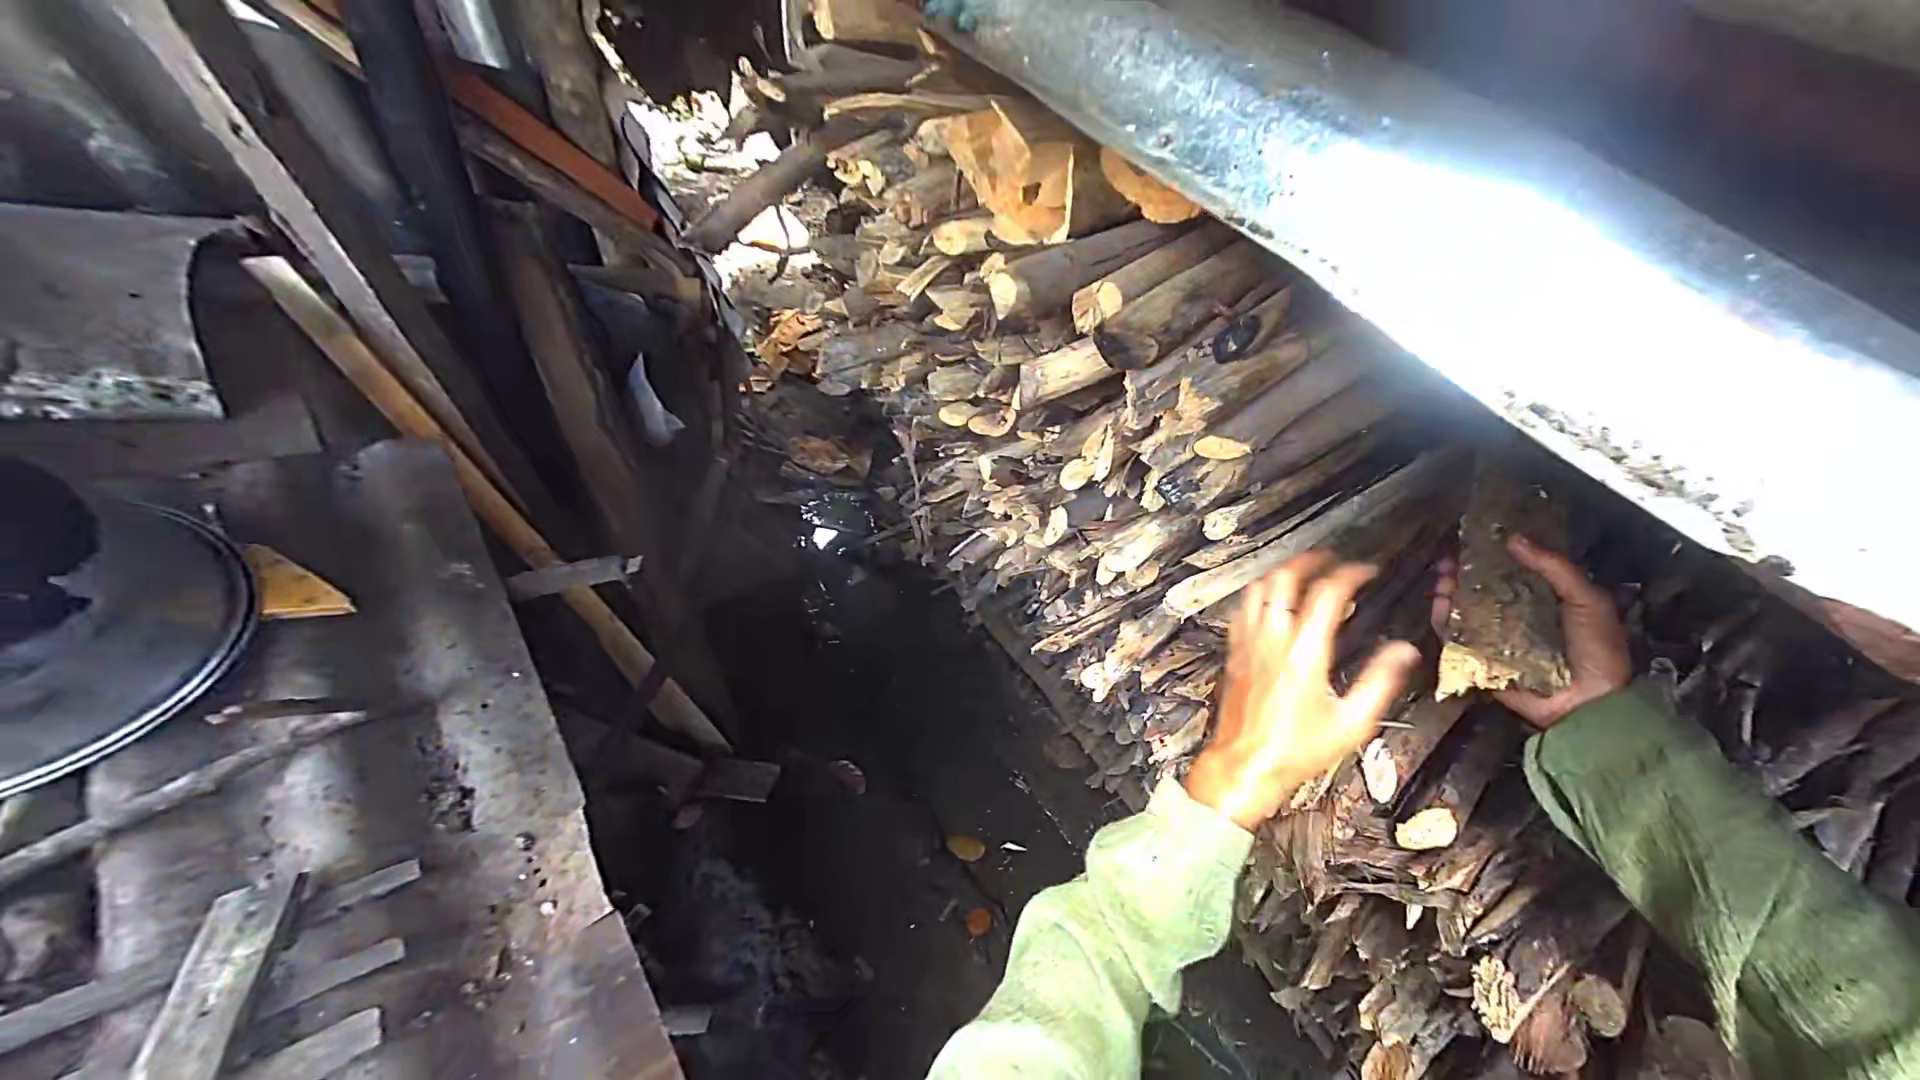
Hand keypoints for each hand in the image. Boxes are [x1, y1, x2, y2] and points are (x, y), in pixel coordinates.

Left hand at [1184, 554, 1423, 830]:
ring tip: (1302, 573)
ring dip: (1280, 574)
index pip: (1326, 593)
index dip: (1349, 573)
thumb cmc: (1296, 749)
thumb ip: (1380, 680)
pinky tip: (1271, 603)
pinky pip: (1241, 611)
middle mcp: (1270, 639)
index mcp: (1304, 652)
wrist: (1245, 763)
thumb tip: (1404, 650)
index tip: (1366, 569)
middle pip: (1282, 579)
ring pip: (1256, 590)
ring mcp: (1246, 643)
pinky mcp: (1232, 653)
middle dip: (1308, 561)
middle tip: (1330, 560)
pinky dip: (1258, 596)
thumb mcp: (1352, 722)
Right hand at [1435, 535, 1630, 729]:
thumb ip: (1556, 569)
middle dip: (1459, 574)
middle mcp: (1511, 615)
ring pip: (1460, 609)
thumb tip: (1514, 540)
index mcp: (1538, 600)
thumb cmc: (1597, 650)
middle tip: (1446, 563)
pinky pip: (1454, 635)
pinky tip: (1440, 604)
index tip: (1470, 544)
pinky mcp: (1476, 656)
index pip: (1506, 573)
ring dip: (1447, 593)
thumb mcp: (1588, 601)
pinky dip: (1442, 619)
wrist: (1590, 701)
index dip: (1486, 558)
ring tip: (1442, 581)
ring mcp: (1491, 636)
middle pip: (1477, 589)